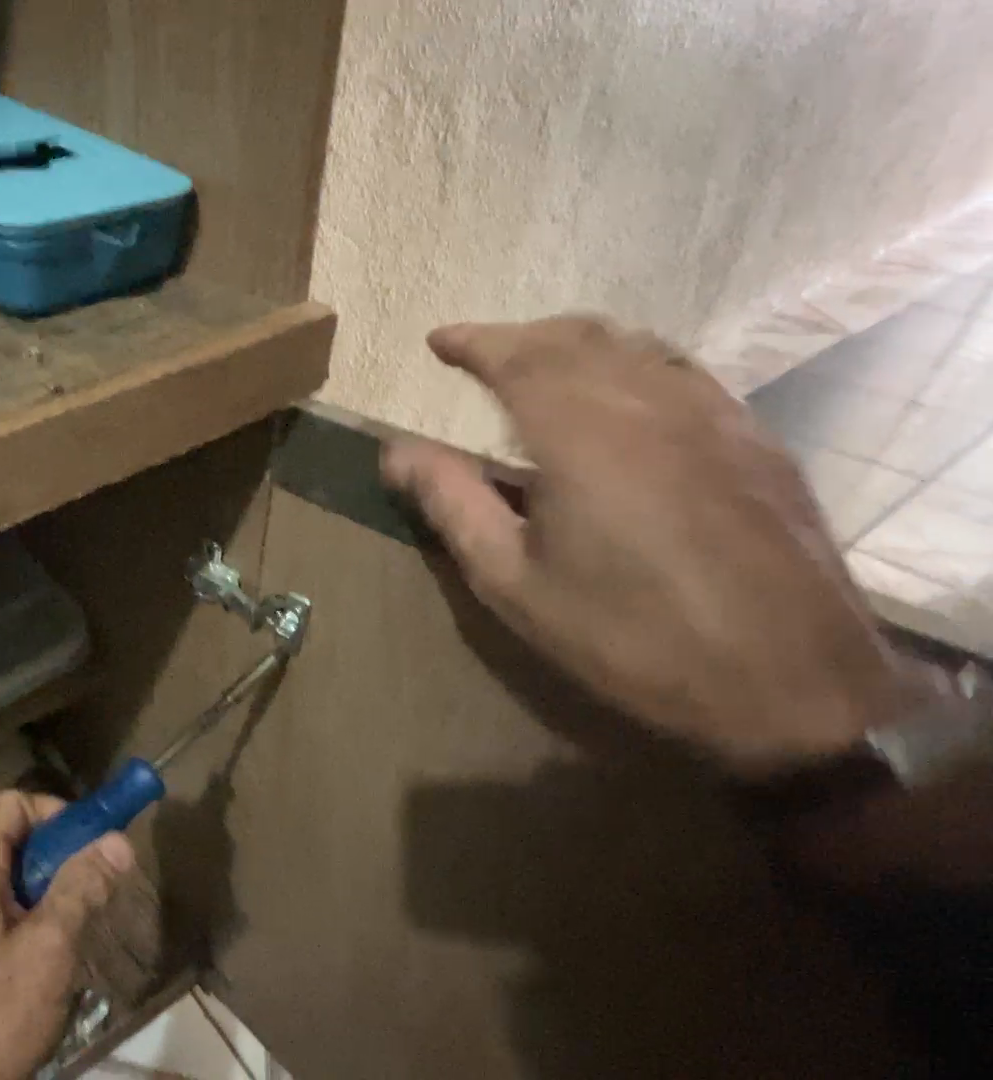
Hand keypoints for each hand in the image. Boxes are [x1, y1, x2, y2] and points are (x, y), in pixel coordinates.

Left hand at [0, 791, 135, 1079]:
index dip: (53, 812)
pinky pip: (2, 924)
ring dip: (51, 898)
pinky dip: (33, 929)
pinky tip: (53, 968)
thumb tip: (117, 838)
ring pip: (11, 888)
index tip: (92, 844)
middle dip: (60, 858)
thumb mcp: (46, 950)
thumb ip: (80, 890)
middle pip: (13, 844)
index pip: (9, 803)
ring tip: (81, 932)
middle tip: (97, 892)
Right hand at [382, 316, 924, 776]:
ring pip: (637, 347)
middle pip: (579, 338)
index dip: (474, 341)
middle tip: (479, 352)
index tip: (438, 341)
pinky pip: (683, 372)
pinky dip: (633, 361)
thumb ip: (451, 503)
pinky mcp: (754, 441)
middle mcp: (651, 405)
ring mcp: (715, 417)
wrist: (787, 682)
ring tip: (539, 361)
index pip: (520, 357)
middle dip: (520, 336)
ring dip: (577, 341)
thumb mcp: (511, 581)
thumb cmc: (625, 636)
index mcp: (583, 436)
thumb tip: (395, 451)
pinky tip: (621, 391)